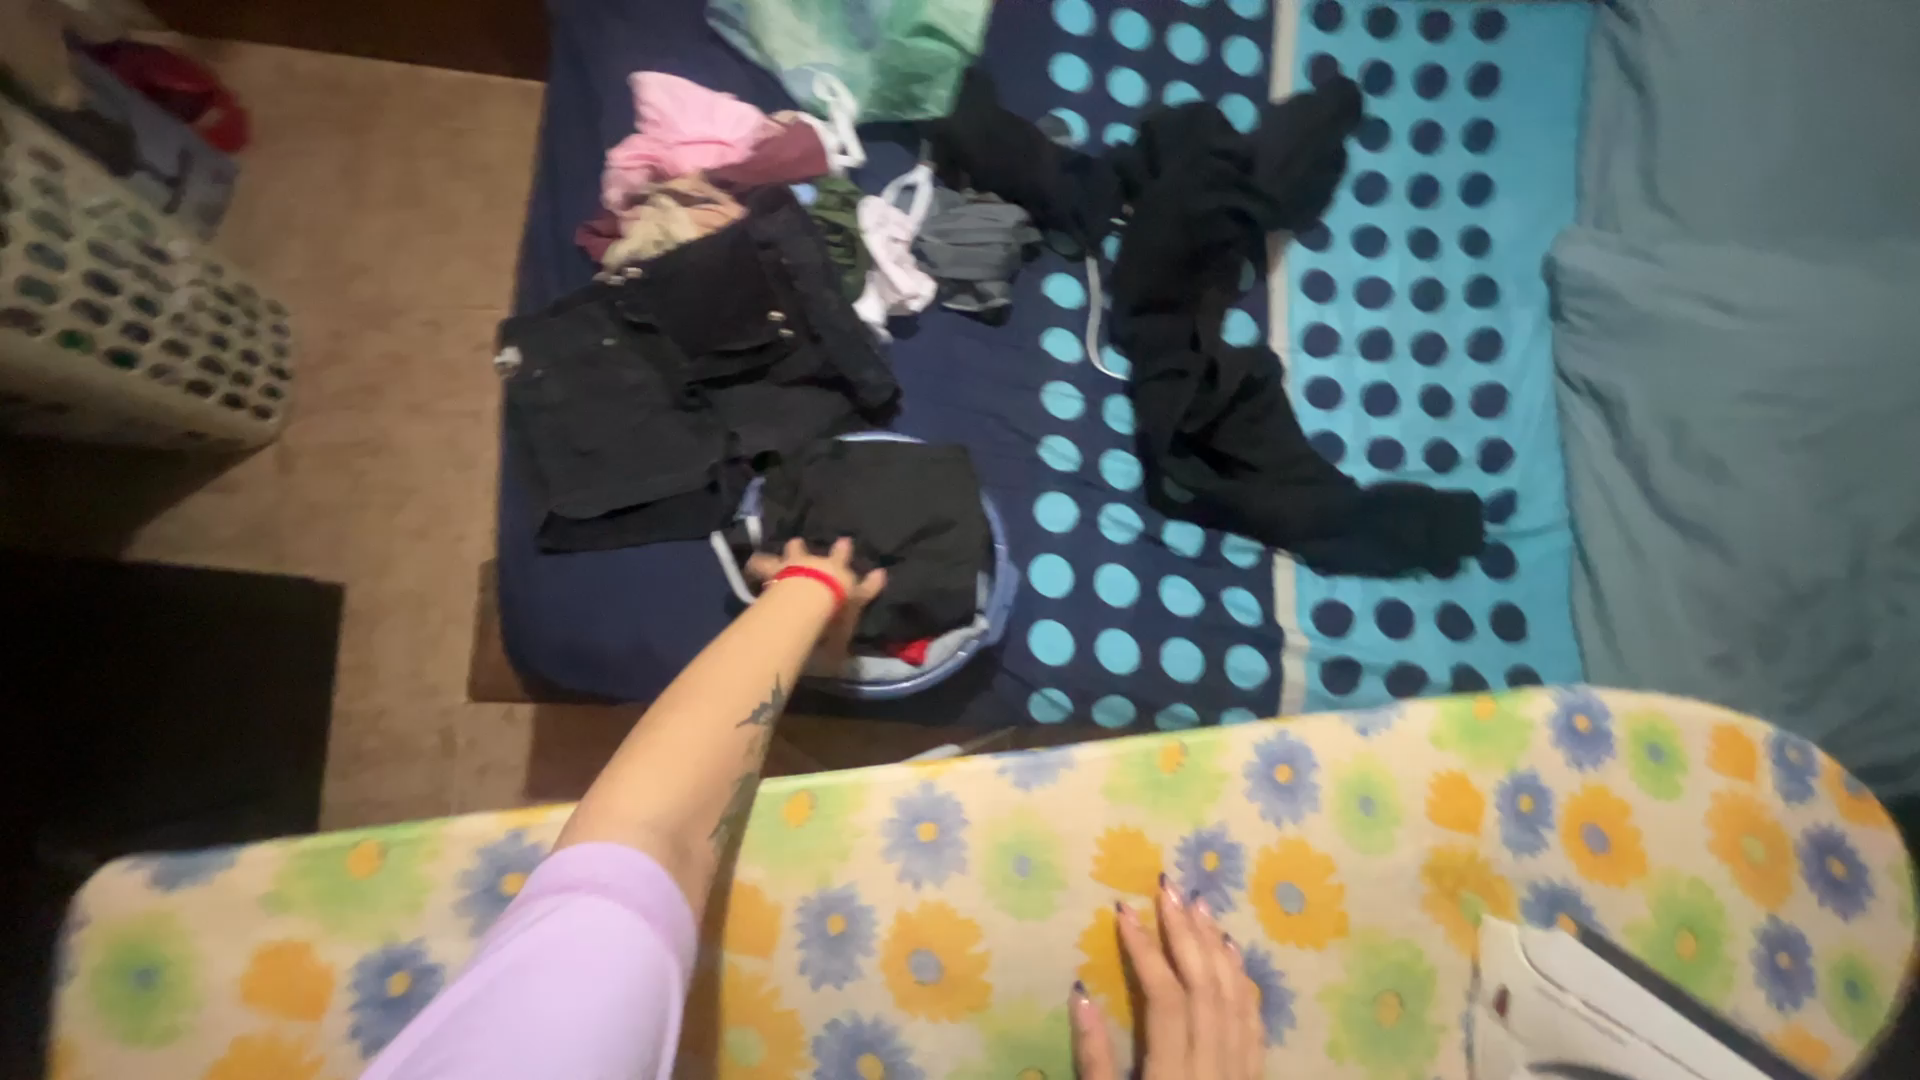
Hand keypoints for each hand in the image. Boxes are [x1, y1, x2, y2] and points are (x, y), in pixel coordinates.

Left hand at [746, 537, 886, 673]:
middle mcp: (829, 570)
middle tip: (844, 541)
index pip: (867, 587)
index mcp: (849, 589)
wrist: (808, 597)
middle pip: (838, 555)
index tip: (879, 573)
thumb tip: (840, 664)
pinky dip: (759, 562)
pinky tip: (752, 561)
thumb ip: (839, 649)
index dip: (873, 582)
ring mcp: (803, 564)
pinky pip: (764, 562)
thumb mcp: (839, 641)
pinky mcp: (779, 566)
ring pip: (799, 550)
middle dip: (841, 550)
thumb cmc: (831, 619)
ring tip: (794, 543)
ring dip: (796, 548)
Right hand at [1072, 878, 1264, 1079]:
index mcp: (1173, 1075)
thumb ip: (1095, 1058)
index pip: (1165, 998)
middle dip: (1185, 933)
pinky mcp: (1254, 1078)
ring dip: (1216, 947)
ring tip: (1198, 904)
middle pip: (1205, 989)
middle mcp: (1214, 1067)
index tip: (1124, 910)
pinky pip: (1254, 1023)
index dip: (1145, 951)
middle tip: (1168, 889)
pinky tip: (1231, 950)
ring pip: (1234, 999)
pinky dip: (1243, 981)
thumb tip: (1080, 992)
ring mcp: (1241, 1074)